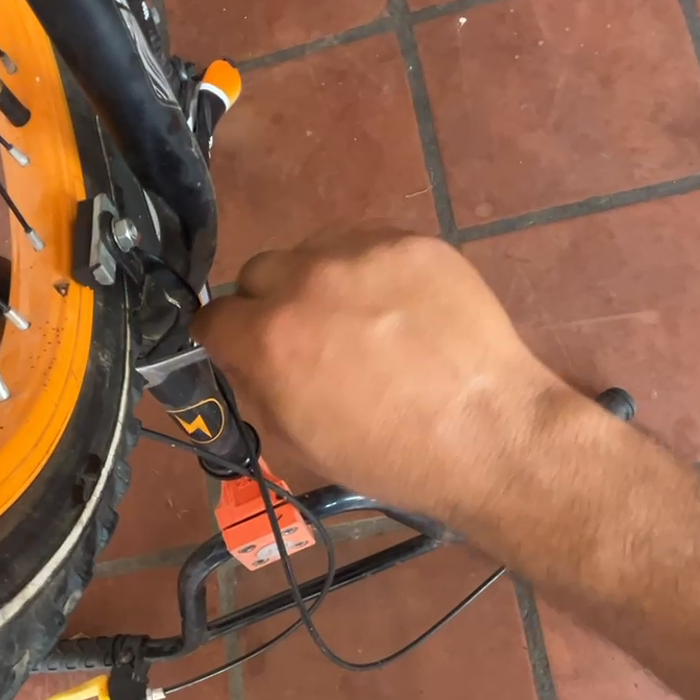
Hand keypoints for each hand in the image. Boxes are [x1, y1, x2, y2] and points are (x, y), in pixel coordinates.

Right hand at [193, 230, 600, 520]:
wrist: (488, 436)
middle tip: (307, 339)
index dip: (224, 340)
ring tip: (358, 320)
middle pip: (256, 274)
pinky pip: (365, 244)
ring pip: (310, 251)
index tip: (243, 353)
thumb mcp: (300, 444)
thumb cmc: (389, 458)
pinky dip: (367, 271)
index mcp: (268, 339)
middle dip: (268, 306)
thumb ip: (257, 391)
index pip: (212, 317)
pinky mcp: (410, 242)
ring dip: (316, 282)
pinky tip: (398, 307)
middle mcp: (304, 282)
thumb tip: (247, 363)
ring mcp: (361, 254)